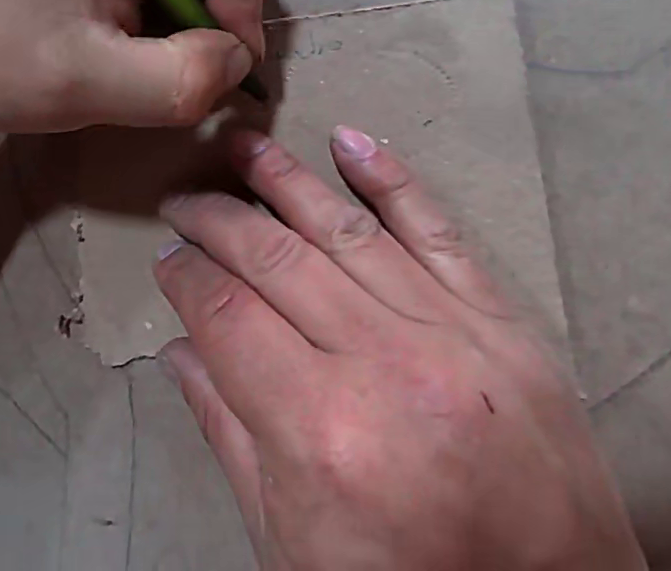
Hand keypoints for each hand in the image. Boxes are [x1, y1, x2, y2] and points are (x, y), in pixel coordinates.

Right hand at [154, 128, 644, 569]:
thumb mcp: (289, 543)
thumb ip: (228, 433)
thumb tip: (179, 348)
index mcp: (321, 432)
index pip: (226, 314)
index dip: (185, 277)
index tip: (166, 258)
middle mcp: (383, 366)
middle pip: (275, 259)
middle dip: (216, 219)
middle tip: (183, 199)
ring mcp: (451, 334)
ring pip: (344, 228)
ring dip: (284, 176)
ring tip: (242, 144)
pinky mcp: (504, 323)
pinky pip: (437, 230)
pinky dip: (391, 179)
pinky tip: (349, 139)